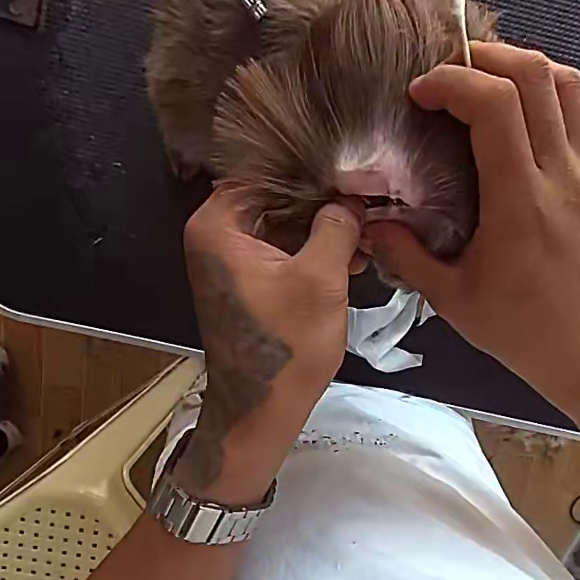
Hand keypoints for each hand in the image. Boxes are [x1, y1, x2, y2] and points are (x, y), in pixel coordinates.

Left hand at [178, 184, 362, 504]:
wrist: (262, 408)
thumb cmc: (285, 346)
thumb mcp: (320, 279)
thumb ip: (336, 227)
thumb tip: (349, 200)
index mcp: (218, 225)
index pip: (266, 171)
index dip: (312, 171)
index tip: (352, 172)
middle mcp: (214, 236)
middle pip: (273, 197)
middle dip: (320, 202)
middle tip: (365, 200)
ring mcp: (228, 261)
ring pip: (280, 226)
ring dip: (320, 230)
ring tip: (364, 234)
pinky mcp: (245, 282)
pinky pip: (279, 251)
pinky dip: (309, 252)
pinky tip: (348, 257)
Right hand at [363, 44, 579, 416]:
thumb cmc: (518, 327)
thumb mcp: (450, 298)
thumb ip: (406, 255)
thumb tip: (370, 224)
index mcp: (520, 202)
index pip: (496, 106)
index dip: (454, 82)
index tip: (422, 94)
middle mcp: (560, 177)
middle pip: (536, 75)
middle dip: (487, 56)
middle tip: (448, 72)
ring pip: (566, 85)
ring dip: (521, 68)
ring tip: (482, 82)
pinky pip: (575, 115)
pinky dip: (541, 97)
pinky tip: (510, 122)